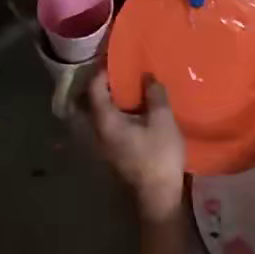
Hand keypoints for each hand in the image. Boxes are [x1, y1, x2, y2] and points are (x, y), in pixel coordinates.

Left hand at [86, 70, 186, 223]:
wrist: (158, 197)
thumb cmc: (159, 156)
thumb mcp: (162, 121)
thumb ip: (155, 95)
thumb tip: (147, 77)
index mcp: (105, 120)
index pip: (95, 88)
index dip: (102, 70)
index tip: (114, 57)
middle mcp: (96, 131)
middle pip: (92, 100)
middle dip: (103, 84)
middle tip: (120, 70)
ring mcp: (102, 144)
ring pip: (99, 114)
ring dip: (110, 99)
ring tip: (128, 88)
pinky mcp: (111, 152)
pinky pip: (107, 124)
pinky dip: (115, 112)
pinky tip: (134, 110)